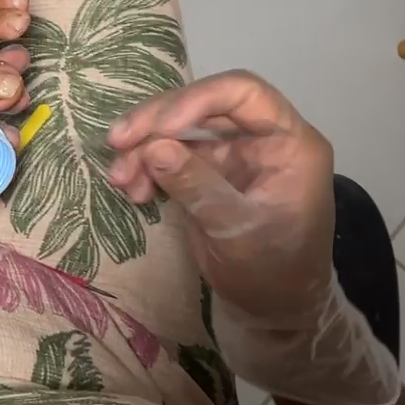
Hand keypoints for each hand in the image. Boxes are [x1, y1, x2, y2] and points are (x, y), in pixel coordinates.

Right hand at [108, 70, 397, 404]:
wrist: (270, 311)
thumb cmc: (272, 271)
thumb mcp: (237, 230)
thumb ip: (198, 186)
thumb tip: (153, 148)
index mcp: (288, 143)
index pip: (242, 93)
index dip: (196, 100)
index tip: (158, 128)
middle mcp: (258, 139)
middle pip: (199, 106)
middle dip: (155, 123)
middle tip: (117, 142)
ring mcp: (229, 155)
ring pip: (175, 131)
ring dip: (142, 149)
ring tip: (120, 180)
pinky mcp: (204, 173)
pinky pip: (165, 156)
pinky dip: (142, 168)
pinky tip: (131, 190)